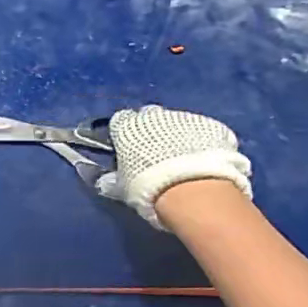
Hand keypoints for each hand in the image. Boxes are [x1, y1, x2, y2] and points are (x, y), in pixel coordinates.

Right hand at [93, 105, 252, 230]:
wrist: (194, 190)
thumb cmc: (147, 186)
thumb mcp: (120, 186)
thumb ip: (106, 177)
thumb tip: (92, 174)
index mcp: (128, 126)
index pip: (120, 120)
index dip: (122, 132)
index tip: (124, 146)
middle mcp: (157, 116)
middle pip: (150, 117)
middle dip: (150, 129)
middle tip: (153, 152)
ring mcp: (189, 119)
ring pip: (179, 122)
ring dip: (177, 135)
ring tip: (182, 158)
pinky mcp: (216, 127)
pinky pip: (205, 131)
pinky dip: (202, 141)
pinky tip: (203, 159)